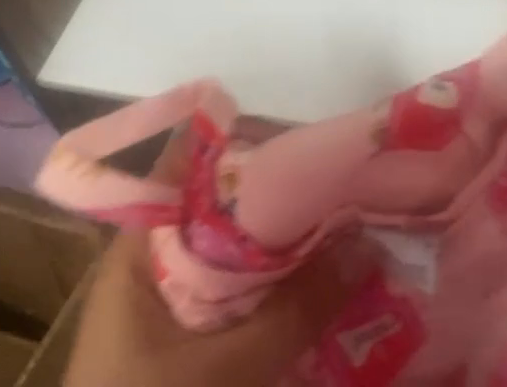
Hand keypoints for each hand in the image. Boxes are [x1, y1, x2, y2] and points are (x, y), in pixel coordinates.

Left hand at [62, 132, 360, 386]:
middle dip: (284, 200)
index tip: (310, 141)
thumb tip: (369, 242)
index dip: (248, 149)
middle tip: (348, 184)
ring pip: (237, 256)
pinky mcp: (189, 343)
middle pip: (223, 212)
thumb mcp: (228, 370)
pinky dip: (280, 287)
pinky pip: (241, 296)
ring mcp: (170, 308)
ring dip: (289, 246)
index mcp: (137, 256)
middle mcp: (152, 269)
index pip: (190, 173)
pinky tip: (323, 284)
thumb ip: (297, 307)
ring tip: (350, 225)